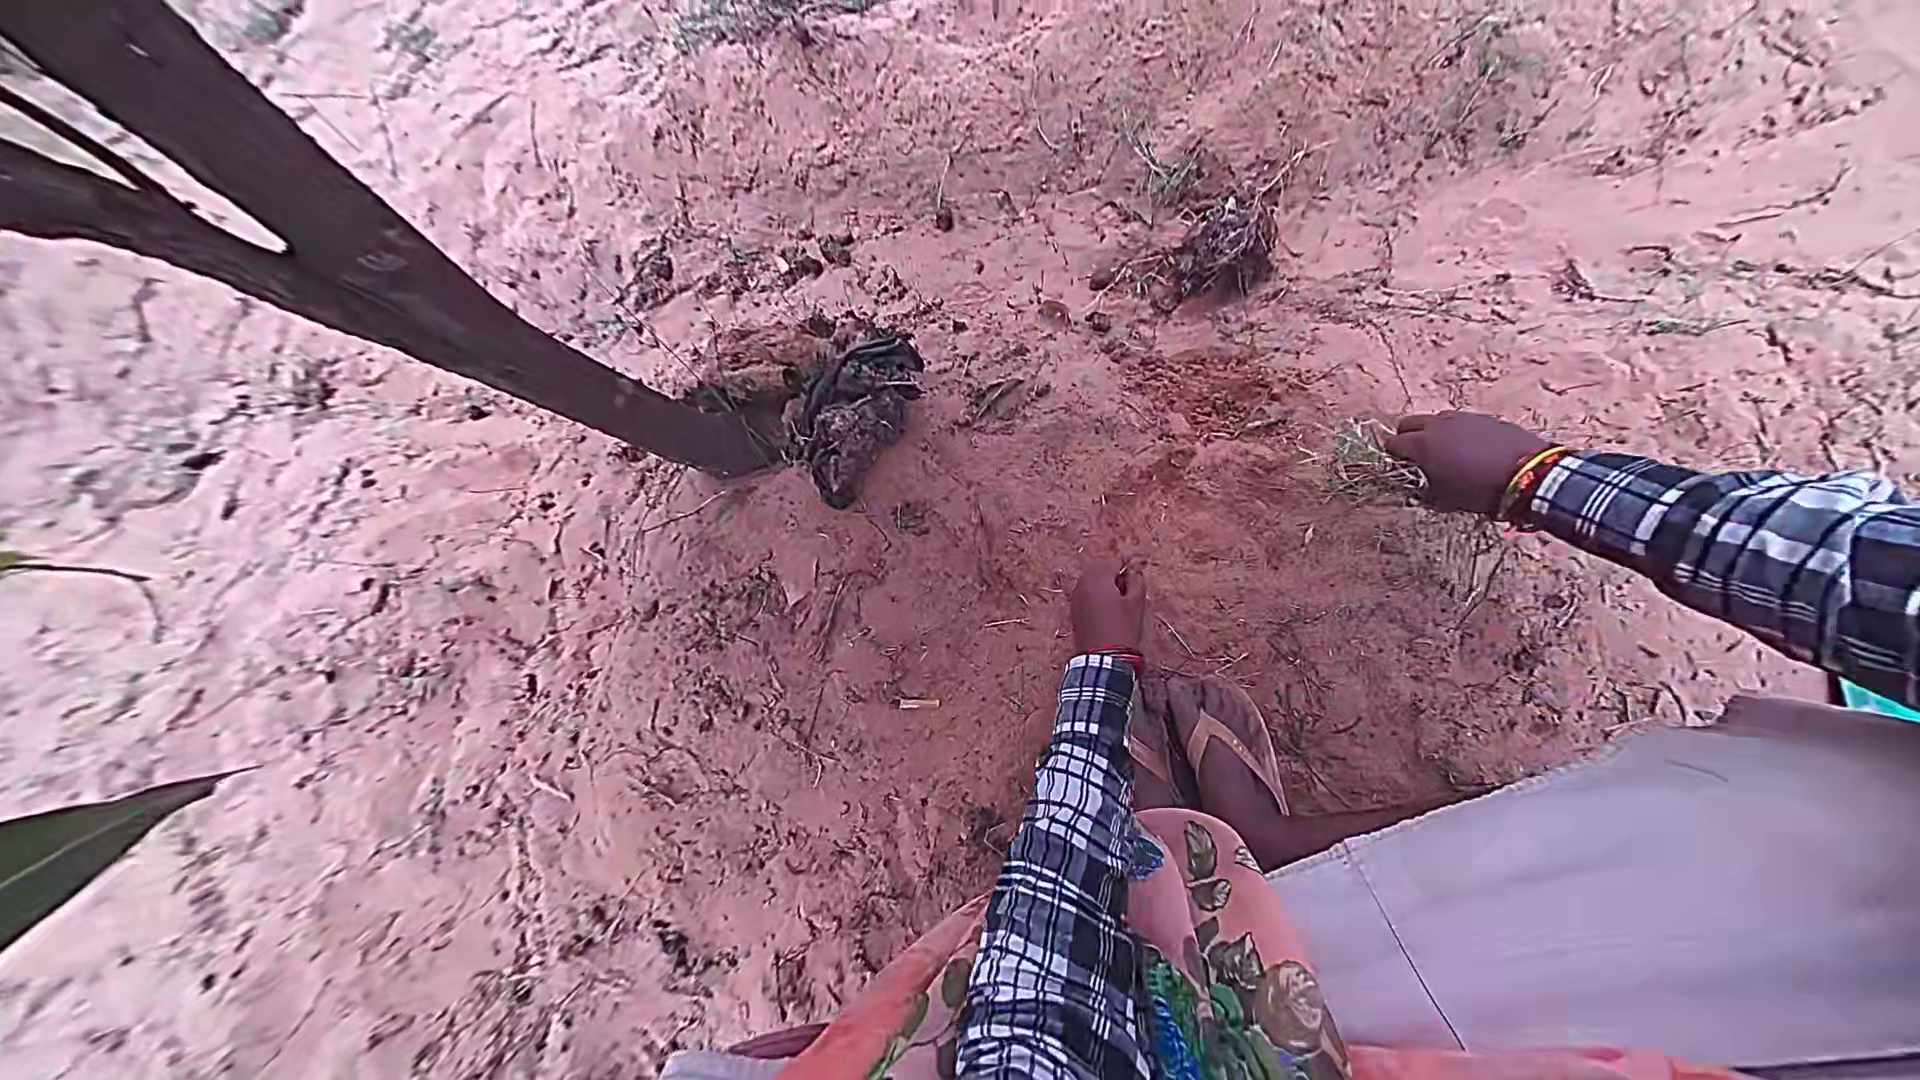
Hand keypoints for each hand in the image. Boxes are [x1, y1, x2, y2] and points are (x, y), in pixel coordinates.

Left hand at [1071, 559, 1146, 653]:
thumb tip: (1132, 572)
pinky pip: (1086, 593)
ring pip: (1092, 581)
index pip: (1113, 561)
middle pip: (1100, 569)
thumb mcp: (1136, 603)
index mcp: (1097, 579)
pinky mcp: (1074, 609)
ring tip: (1119, 602)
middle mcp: (1082, 584)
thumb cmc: (1122, 629)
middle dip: (1114, 575)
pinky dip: (1096, 595)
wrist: (1103, 658)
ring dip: (1105, 585)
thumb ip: (1136, 581)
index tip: (1135, 581)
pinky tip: (1107, 611)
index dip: (1127, 568)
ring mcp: (1075, 596)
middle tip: (1127, 592)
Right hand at [1384, 412, 1552, 515]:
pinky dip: (1457, 432)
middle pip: (1408, 423)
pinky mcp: (1487, 419)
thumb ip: (1420, 487)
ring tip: (1444, 450)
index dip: (1392, 456)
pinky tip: (1469, 448)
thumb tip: (1412, 484)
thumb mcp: (1441, 497)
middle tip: (1415, 455)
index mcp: (1421, 444)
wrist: (1532, 476)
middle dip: (1406, 437)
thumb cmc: (1479, 490)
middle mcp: (1438, 425)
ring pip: (1436, 419)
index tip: (1398, 467)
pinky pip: (1462, 421)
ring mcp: (1464, 418)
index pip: (1391, 443)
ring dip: (1433, 432)